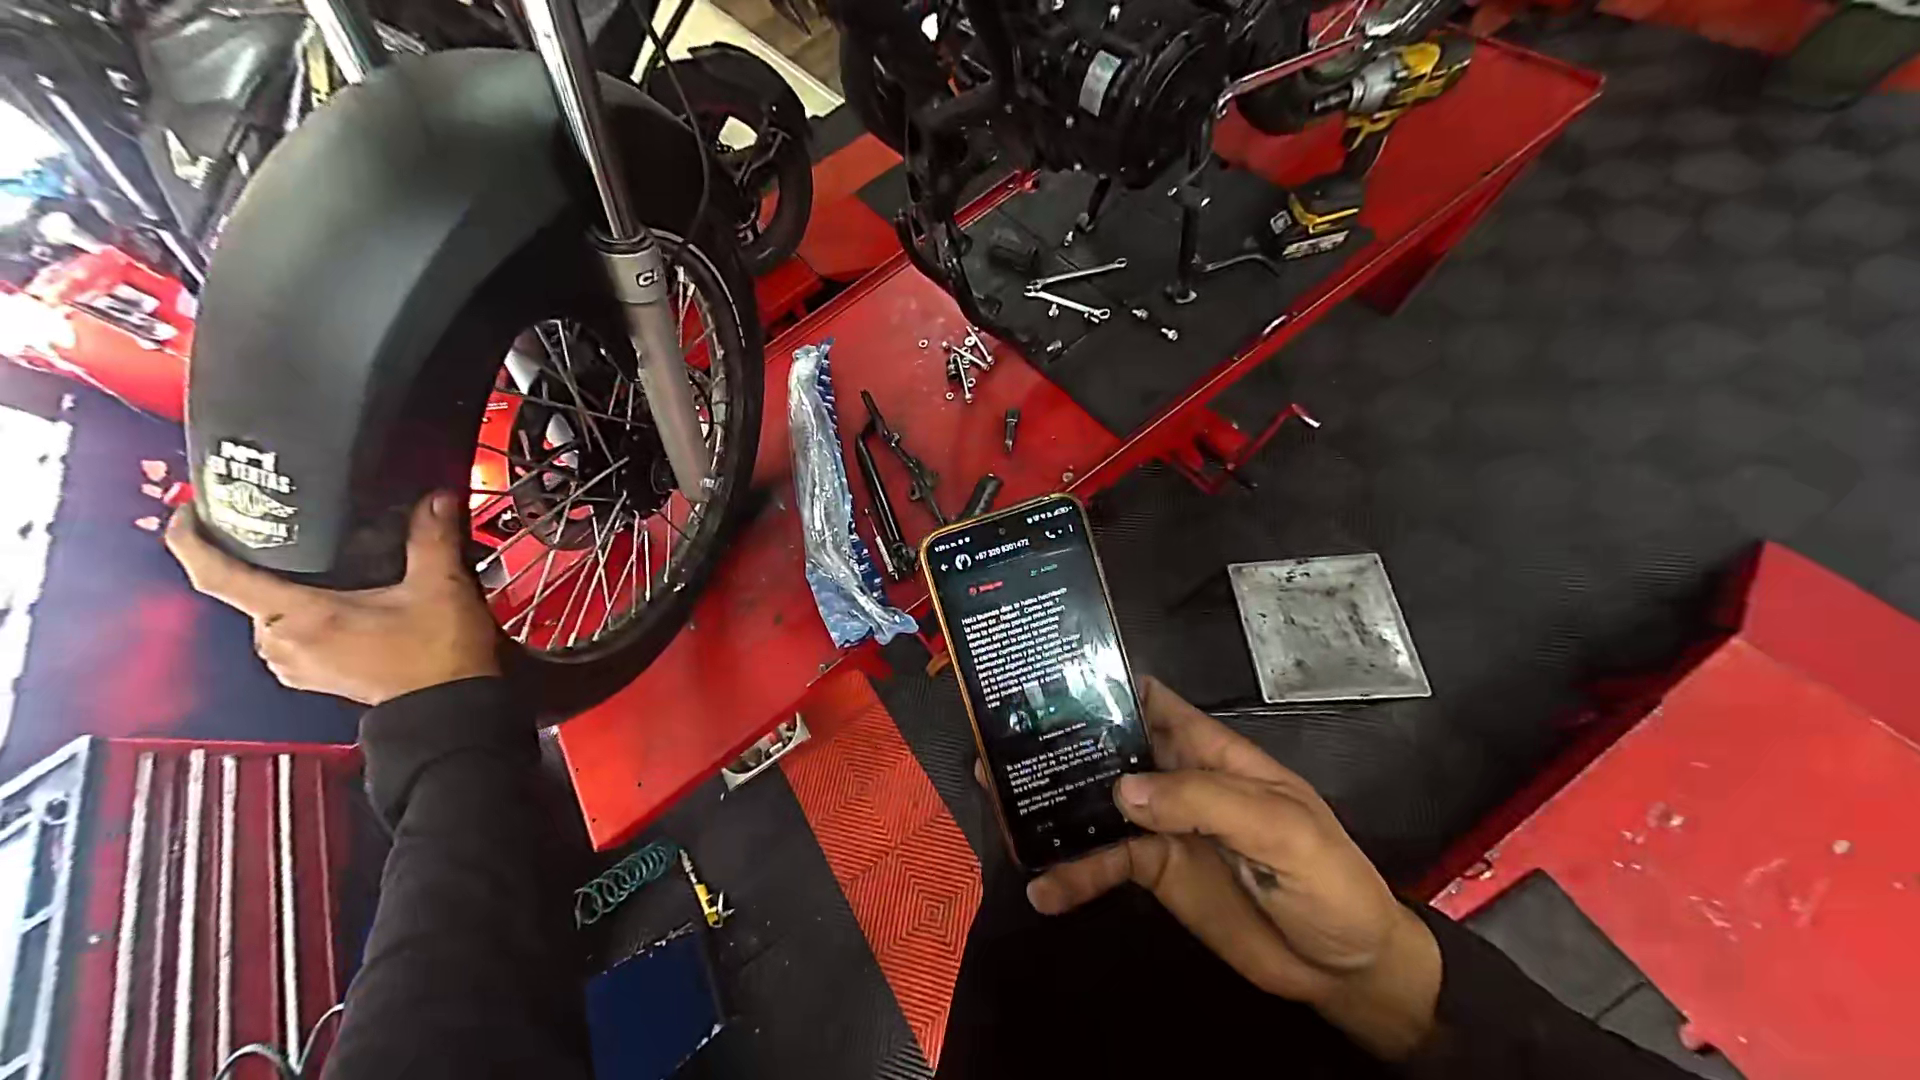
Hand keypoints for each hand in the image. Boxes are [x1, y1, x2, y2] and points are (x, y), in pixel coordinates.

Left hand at [166, 491, 500, 704]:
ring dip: (297, 591)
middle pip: (250, 590)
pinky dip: (311, 616)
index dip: (192, 537)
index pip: (215, 574)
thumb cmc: (439, 657)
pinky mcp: (316, 675)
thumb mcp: (440, 585)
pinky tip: (346, 606)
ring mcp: (295, 663)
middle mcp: (282, 644)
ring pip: (274, 614)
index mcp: (298, 618)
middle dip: (272, 562)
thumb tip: (434, 500)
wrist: (451, 704)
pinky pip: (294, 636)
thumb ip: (432, 537)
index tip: (192, 510)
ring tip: (332, 571)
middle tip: (301, 536)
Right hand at [1020, 677, 1441, 1059]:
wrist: (1343, 969)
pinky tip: (1042, 889)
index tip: (1049, 680)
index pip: (1149, 700)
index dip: (1104, 684)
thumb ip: (1205, 801)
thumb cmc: (1327, 878)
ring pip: (1095, 804)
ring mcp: (1158, 823)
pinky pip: (1102, 865)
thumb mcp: (1280, 830)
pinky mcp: (1151, 870)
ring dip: (1053, 805)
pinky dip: (1072, 874)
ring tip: (1000, 804)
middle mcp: (1172, 777)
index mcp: (1205, 748)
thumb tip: (1124, 788)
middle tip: (1002, 740)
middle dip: (1060, 742)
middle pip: (1108, 748)